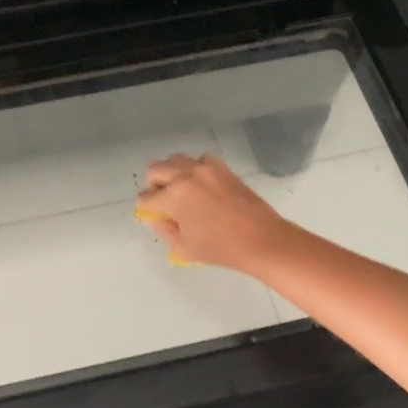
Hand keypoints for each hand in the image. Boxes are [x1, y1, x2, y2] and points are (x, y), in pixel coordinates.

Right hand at [135, 154, 296, 272]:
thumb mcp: (184, 248)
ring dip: (171, 173)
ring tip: (180, 190)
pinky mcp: (222, 168)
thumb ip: (165, 230)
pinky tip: (201, 184)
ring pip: (175, 159)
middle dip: (154, 185)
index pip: (146, 198)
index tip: (152, 215)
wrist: (261, 239)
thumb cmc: (221, 248)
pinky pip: (199, 159)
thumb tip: (157, 217)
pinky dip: (194, 167)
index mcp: (174, 196)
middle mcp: (186, 175)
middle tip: (162, 201)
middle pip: (155, 170)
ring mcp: (205, 168)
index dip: (146, 209)